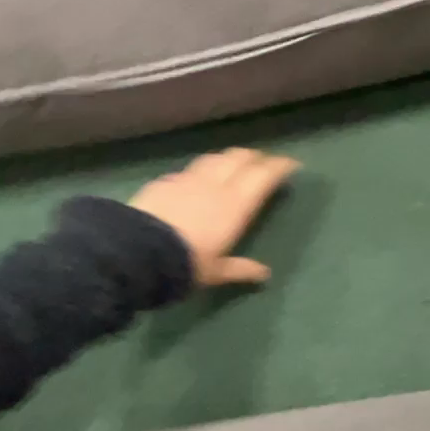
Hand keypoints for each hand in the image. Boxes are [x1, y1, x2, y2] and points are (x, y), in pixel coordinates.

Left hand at [128, 148, 300, 286]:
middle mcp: (214, 185)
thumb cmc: (185, 264)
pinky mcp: (165, 181)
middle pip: (239, 159)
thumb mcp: (214, 272)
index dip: (278, 167)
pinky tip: (196, 177)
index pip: (263, 176)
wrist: (139, 251)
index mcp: (235, 205)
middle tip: (262, 161)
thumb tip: (263, 273)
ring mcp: (187, 179)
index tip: (290, 164)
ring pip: (214, 158)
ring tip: (232, 162)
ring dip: (227, 158)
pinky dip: (200, 170)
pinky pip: (188, 170)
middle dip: (254, 157)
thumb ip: (239, 269)